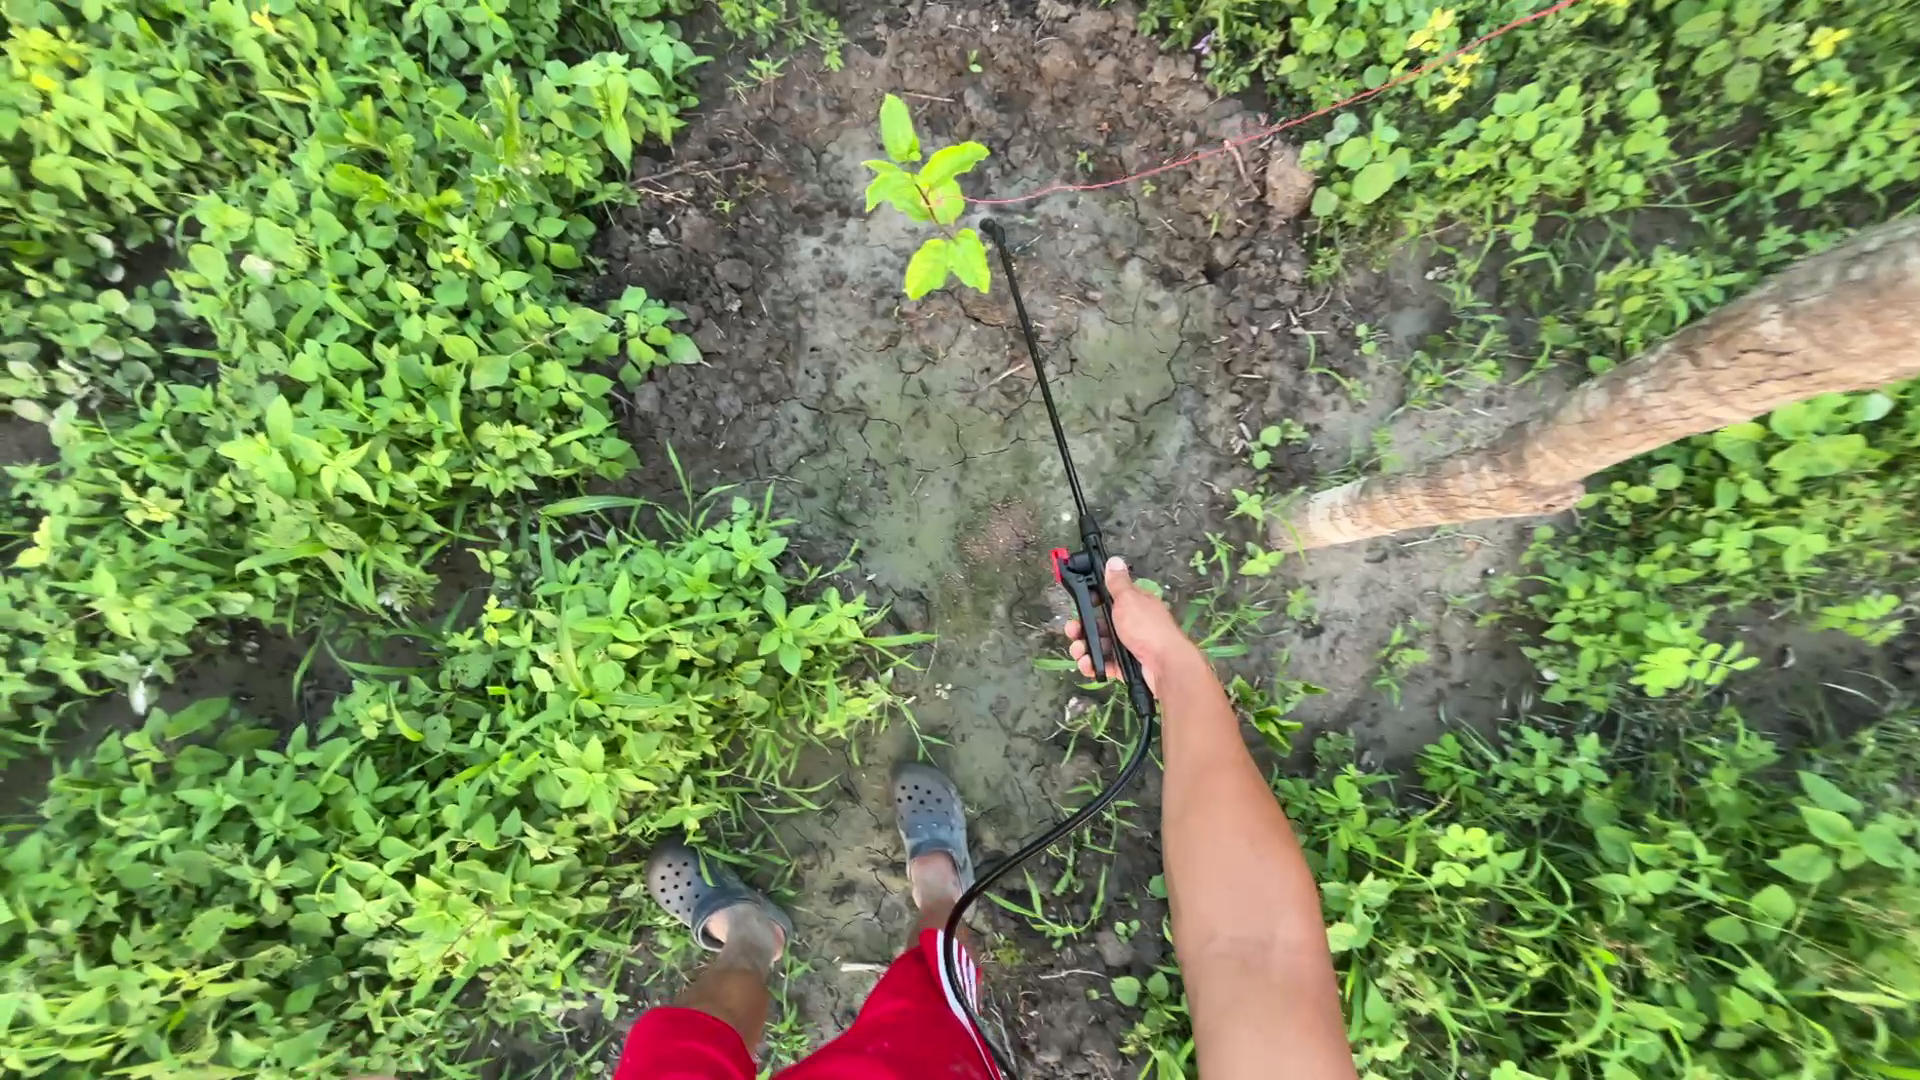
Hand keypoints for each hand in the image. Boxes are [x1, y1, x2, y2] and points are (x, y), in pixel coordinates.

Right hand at [1063, 557, 1199, 693]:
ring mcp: (1128, 646)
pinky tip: (1089, 666)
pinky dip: (1095, 665)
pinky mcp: (1126, 665)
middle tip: (1073, 633)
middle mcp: (1131, 624)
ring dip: (1085, 649)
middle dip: (1082, 629)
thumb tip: (1114, 561)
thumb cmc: (1146, 628)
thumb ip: (1118, 583)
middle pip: (1099, 625)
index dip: (1090, 603)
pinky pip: (1106, 663)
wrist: (1164, 665)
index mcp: (1133, 605)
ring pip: (1100, 646)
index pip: (1107, 600)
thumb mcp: (1129, 600)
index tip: (1078, 607)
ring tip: (1080, 654)